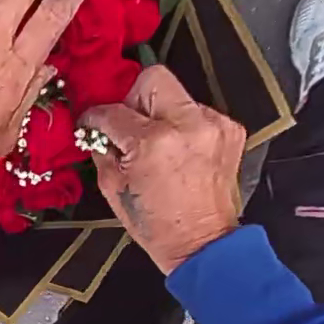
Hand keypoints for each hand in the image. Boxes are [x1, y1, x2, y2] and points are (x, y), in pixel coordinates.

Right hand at [82, 65, 245, 273]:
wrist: (203, 245)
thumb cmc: (156, 224)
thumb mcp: (112, 188)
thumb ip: (102, 149)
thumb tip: (97, 128)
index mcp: (153, 142)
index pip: (114, 111)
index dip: (97, 117)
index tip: (93, 123)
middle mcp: (187, 125)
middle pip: (153, 79)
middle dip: (134, 98)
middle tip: (130, 125)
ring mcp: (213, 126)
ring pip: (177, 94)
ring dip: (162, 114)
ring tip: (158, 144)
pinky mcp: (231, 131)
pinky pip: (198, 112)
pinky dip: (185, 127)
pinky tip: (181, 152)